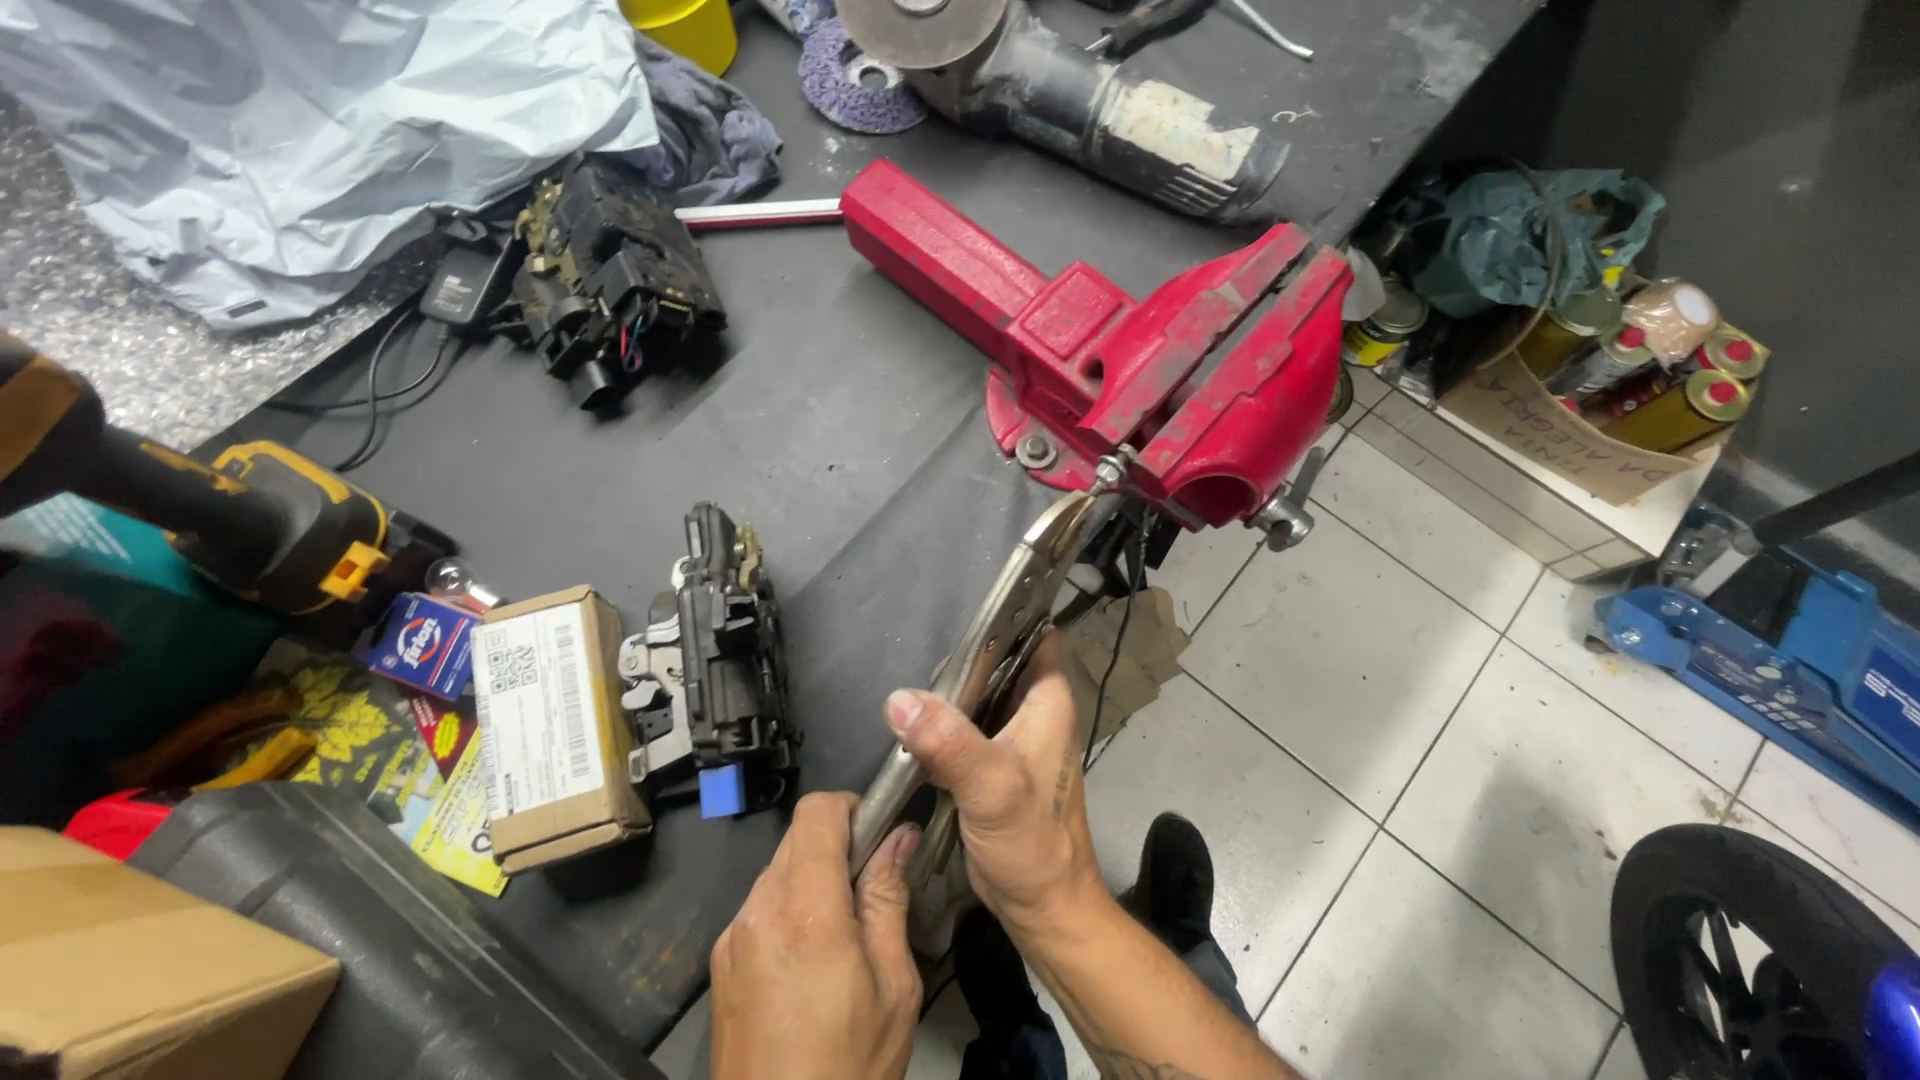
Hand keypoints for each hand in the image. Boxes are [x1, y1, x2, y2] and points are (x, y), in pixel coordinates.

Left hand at [711, 793, 921, 1079]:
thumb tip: (900, 836)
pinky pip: (761, 907)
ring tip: (845, 933)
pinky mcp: (721, 961)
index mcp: (805, 911)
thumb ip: (889, 900)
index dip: (852, 809)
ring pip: (778, 871)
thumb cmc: (850, 1065)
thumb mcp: (894, 986)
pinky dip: (790, 909)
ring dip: (814, 879)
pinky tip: (812, 960)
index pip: (817, 813)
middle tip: (872, 889)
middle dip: (838, 847)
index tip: (879, 836)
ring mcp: (733, 936)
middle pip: (797, 840)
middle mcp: (758, 911)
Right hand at [885, 633, 1104, 935]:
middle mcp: (1036, 712)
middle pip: (996, 664)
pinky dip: (943, 726)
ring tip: (911, 699)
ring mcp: (1014, 739)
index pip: (1032, 636)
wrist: (1043, 906)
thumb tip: (899, 700)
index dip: (1001, 622)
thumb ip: (951, 742)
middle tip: (922, 674)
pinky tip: (915, 730)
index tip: (957, 623)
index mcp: (1049, 702)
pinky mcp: (993, 765)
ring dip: (948, 697)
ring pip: (978, 697)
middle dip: (961, 664)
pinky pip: (966, 729)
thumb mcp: (993, 788)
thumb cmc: (1032, 843)